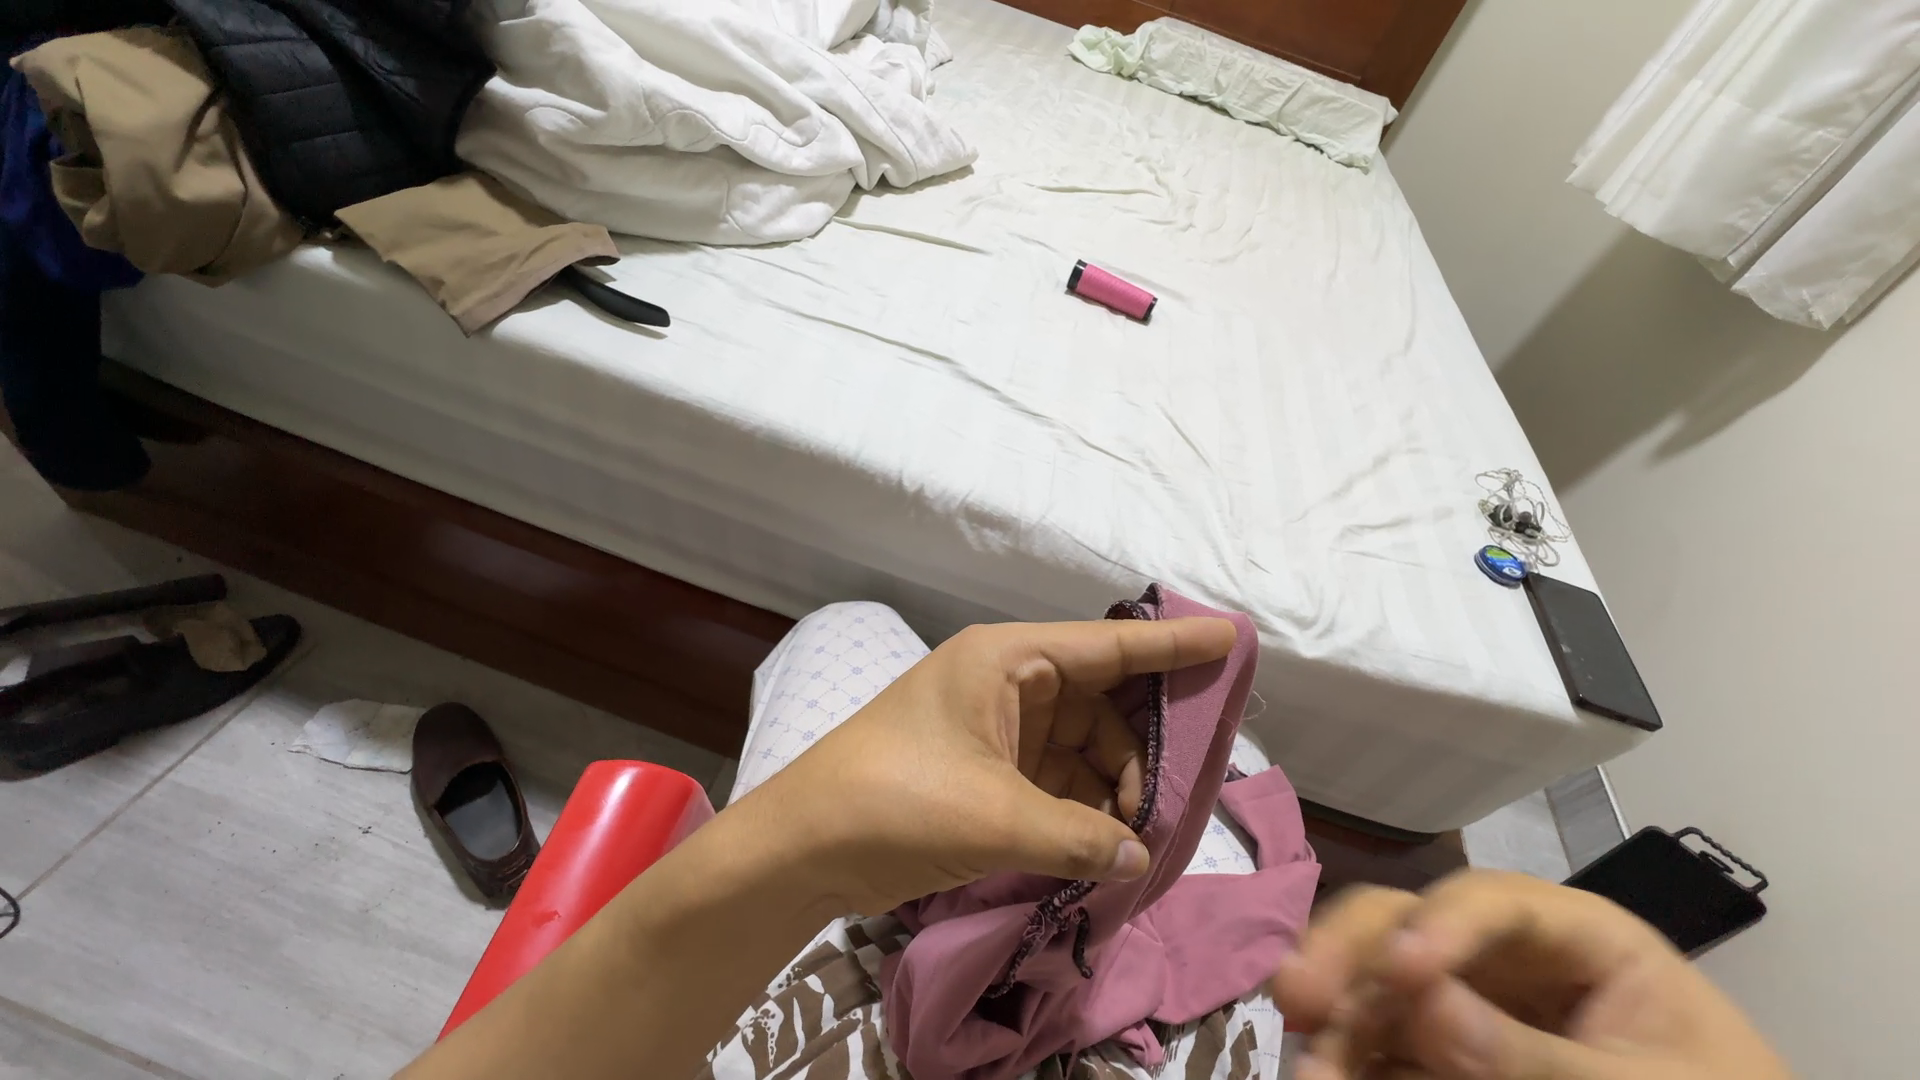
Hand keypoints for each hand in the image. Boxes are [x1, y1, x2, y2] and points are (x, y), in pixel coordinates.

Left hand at [739, 616, 1237, 915]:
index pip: (1107, 645)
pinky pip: (1054, 778)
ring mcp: (994, 727)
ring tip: (1131, 839)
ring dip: (1108, 789)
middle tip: (1170, 803)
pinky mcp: (984, 769)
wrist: (804, 845)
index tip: (1231, 637)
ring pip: (1080, 747)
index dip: (1172, 645)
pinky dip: (1079, 808)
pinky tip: (1100, 844)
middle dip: (1139, 751)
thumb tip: (1139, 857)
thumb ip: (1080, 837)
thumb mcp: (996, 818)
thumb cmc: (896, 802)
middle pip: (1100, 703)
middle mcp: (1006, 682)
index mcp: (1007, 660)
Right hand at [1272, 871, 1792, 1079]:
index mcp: (1575, 939)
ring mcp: (1459, 1000)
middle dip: (1345, 954)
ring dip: (1334, 1019)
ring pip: (1370, 978)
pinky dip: (1345, 1053)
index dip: (1440, 924)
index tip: (1399, 970)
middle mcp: (1497, 955)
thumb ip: (1540, 1059)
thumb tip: (1418, 1001)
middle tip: (1296, 995)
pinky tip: (1320, 1073)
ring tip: (1309, 1070)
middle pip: (1402, 921)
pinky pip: (1375, 1036)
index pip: (1495, 903)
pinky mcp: (1432, 1049)